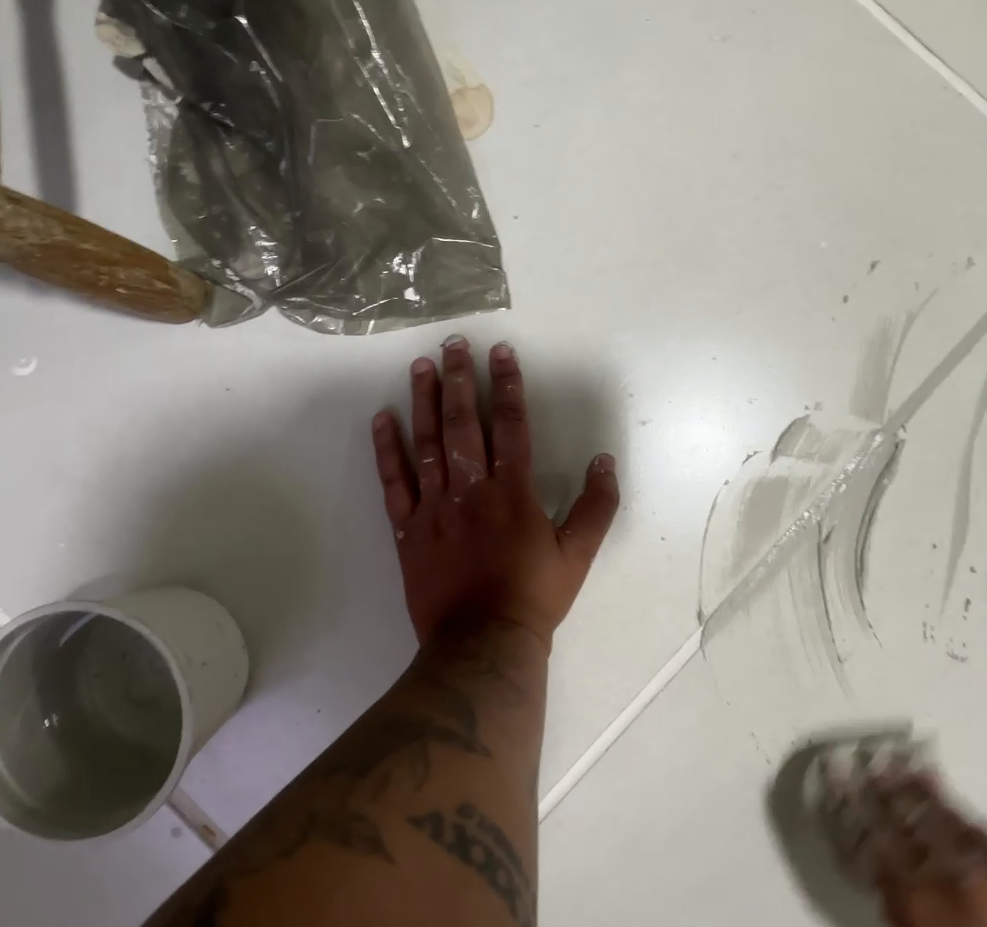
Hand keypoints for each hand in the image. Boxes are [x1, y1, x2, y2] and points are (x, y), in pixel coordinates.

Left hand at [371, 336, 618, 649]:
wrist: (482, 642)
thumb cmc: (533, 597)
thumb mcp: (578, 553)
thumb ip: (596, 506)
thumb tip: (604, 461)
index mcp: (513, 490)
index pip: (510, 424)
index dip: (507, 385)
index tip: (500, 353)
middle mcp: (471, 488)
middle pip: (462, 422)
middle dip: (459, 379)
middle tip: (453, 344)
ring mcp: (435, 507)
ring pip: (426, 443)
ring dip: (422, 401)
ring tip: (420, 366)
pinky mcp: (408, 528)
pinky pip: (394, 482)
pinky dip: (387, 450)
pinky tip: (382, 420)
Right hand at [821, 748, 986, 926]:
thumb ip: (908, 912)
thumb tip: (890, 880)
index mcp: (930, 902)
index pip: (878, 840)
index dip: (853, 805)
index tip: (836, 772)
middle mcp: (964, 875)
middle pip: (911, 820)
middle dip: (882, 789)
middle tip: (860, 755)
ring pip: (955, 819)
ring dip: (924, 791)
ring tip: (902, 762)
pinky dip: (972, 822)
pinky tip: (956, 803)